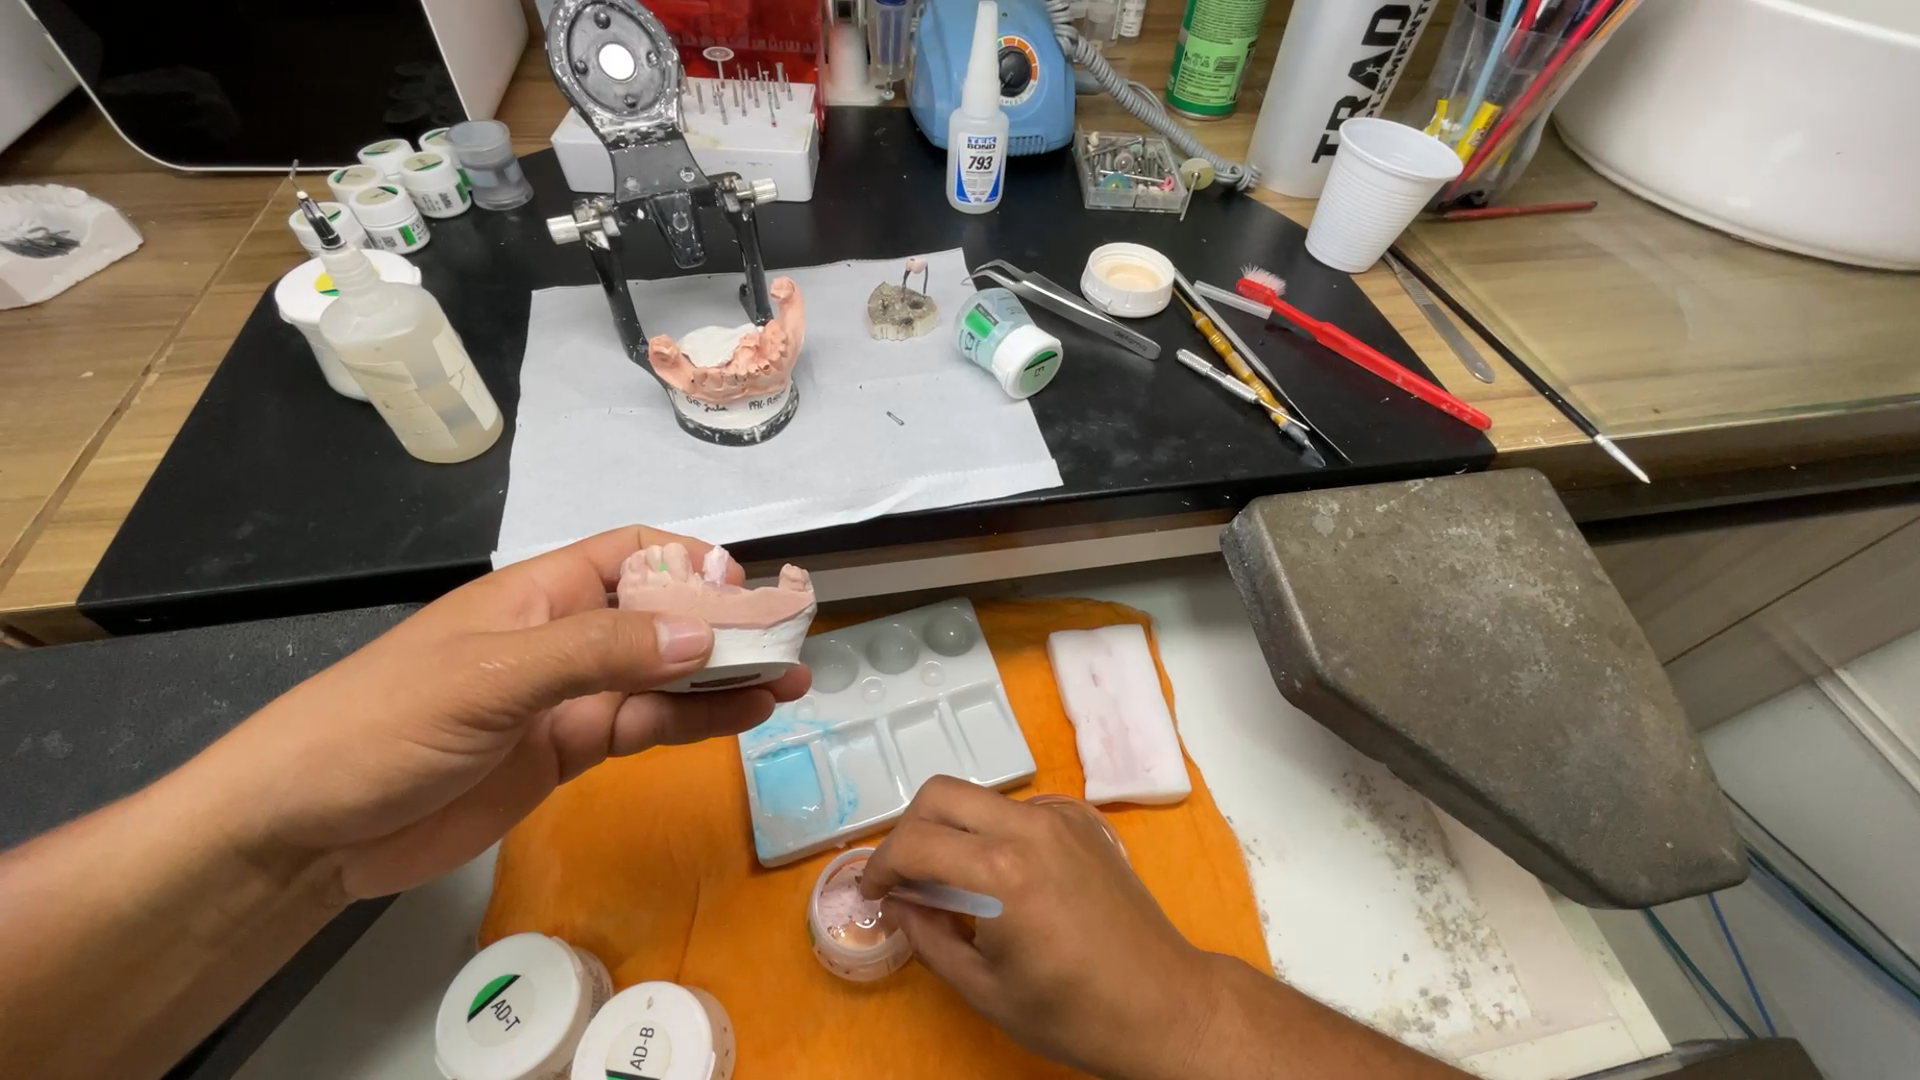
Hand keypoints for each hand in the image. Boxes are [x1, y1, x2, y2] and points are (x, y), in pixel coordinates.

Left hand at [195, 526, 808, 900]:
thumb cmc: (384, 725)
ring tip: (789, 681)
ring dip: (725, 677)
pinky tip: (744, 717)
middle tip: (789, 640)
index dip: (689, 562)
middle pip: (663, 616)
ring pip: (666, 676)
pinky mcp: (574, 747)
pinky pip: (649, 725)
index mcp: (542, 593)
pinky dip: (697, 720)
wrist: (304, 835)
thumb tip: (701, 634)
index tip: (740, 589)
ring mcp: (573, 694)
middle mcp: (567, 635)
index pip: (631, 554)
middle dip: (726, 625)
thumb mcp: (493, 676)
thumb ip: (600, 651)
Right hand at [860, 779, 1220, 1079]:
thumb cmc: (1073, 1012)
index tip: (874, 891)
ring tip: (954, 879)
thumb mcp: (984, 990)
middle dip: (909, 829)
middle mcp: (1029, 827)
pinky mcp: (1082, 819)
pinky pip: (1019, 808)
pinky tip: (1005, 875)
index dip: (880, 865)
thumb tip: (895, 903)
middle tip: (906, 875)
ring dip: (952, 827)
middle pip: (941, 793)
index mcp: (1001, 872)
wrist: (1163, 1004)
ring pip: (980, 797)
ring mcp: (1060, 816)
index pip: (914, 842)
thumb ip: (928, 937)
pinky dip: (995, 831)